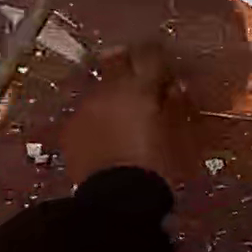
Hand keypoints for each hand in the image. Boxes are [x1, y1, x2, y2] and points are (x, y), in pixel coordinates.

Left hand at [59, 43, 194, 186]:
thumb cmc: (160, 163)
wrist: (117, 199)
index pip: (149, 55)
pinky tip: (112, 126)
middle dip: (131, 61)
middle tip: (144, 71)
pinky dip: (102, 110)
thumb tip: (175, 86)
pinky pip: (90, 109)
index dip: (159, 53)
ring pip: (102, 85)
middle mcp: (108, 90)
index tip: (166, 58)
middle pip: (117, 61)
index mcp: (140, 87)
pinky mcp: (71, 128)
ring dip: (116, 88)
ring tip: (129, 103)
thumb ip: (177, 103)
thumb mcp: (181, 132)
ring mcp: (85, 108)